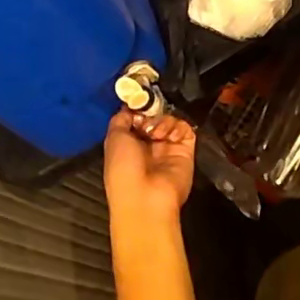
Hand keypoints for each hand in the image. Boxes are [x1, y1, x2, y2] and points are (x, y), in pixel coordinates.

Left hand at [103, 110, 196, 227]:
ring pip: (170, 120)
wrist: (146, 198)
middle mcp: (149, 144)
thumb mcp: (114, 138)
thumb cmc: (123, 167)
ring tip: (158, 134)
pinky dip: (179, 127)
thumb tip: (129, 106)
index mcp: (129, 142)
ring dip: (163, 121)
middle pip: (155, 116)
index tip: (138, 101)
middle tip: (147, 122)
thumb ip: (121, 119)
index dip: (138, 108)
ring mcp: (168, 148)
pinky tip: (171, 136)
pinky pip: (186, 130)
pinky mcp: (186, 152)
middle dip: (151, 113)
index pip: (137, 117)